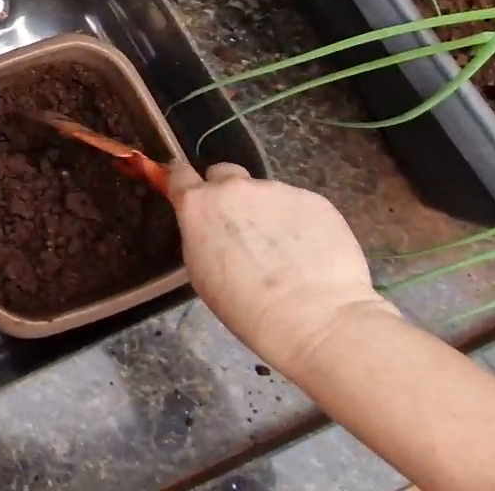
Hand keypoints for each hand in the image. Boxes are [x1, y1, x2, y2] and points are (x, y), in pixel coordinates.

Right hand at [167, 162, 400, 376]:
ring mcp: (276, 190)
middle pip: (224, 175)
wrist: (316, 321)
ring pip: (264, 192)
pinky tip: (310, 253)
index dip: (184, 182)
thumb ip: (197, 231)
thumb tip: (204, 221)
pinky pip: (299, 204)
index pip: (179, 172)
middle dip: (227, 194)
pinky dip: (300, 222)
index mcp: (197, 203)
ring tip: (286, 251)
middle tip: (242, 228)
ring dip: (267, 211)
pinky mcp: (315, 200)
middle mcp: (233, 186)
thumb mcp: (198, 268)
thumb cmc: (244, 305)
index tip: (190, 193)